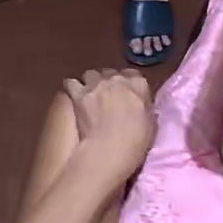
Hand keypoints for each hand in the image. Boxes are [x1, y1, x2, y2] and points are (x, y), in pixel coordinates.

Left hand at [63, 68, 154, 185]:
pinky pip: (71, 82)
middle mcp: (117, 79)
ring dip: (92, 82)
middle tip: (110, 96)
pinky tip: (74, 95)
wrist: (109, 148)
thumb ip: (146, 108)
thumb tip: (141, 106)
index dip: (130, 85)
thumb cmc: (136, 140)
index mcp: (138, 84)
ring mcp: (96, 85)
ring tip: (91, 94)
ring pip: (91, 74)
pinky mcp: (78, 94)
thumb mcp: (151, 123)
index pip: (134, 75)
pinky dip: (73, 87)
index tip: (129, 95)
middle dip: (110, 82)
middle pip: (111, 73)